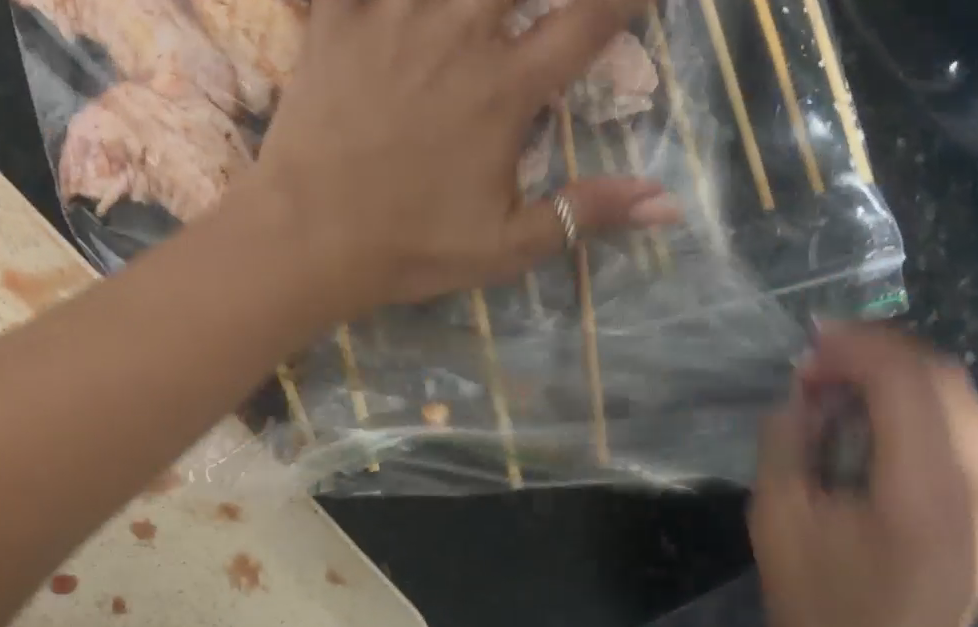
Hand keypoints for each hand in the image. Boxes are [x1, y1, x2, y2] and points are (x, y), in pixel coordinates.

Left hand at [247, 0, 675, 313]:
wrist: (308, 242)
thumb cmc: (408, 250)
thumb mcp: (503, 248)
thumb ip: (583, 214)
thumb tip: (669, 202)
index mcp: (506, 89)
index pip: (588, 19)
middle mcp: (459, 34)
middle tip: (525, 10)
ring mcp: (394, 18)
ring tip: (466, 3)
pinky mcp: (336, 20)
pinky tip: (369, 1)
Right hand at [750, 324, 977, 626]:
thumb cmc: (811, 616)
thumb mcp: (776, 526)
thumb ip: (788, 447)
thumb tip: (802, 396)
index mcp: (927, 495)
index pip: (910, 382)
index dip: (860, 348)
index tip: (810, 342)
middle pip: (947, 384)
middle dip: (881, 358)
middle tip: (818, 366)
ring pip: (960, 410)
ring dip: (899, 388)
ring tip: (836, 397)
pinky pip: (961, 446)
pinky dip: (915, 423)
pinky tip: (869, 438)